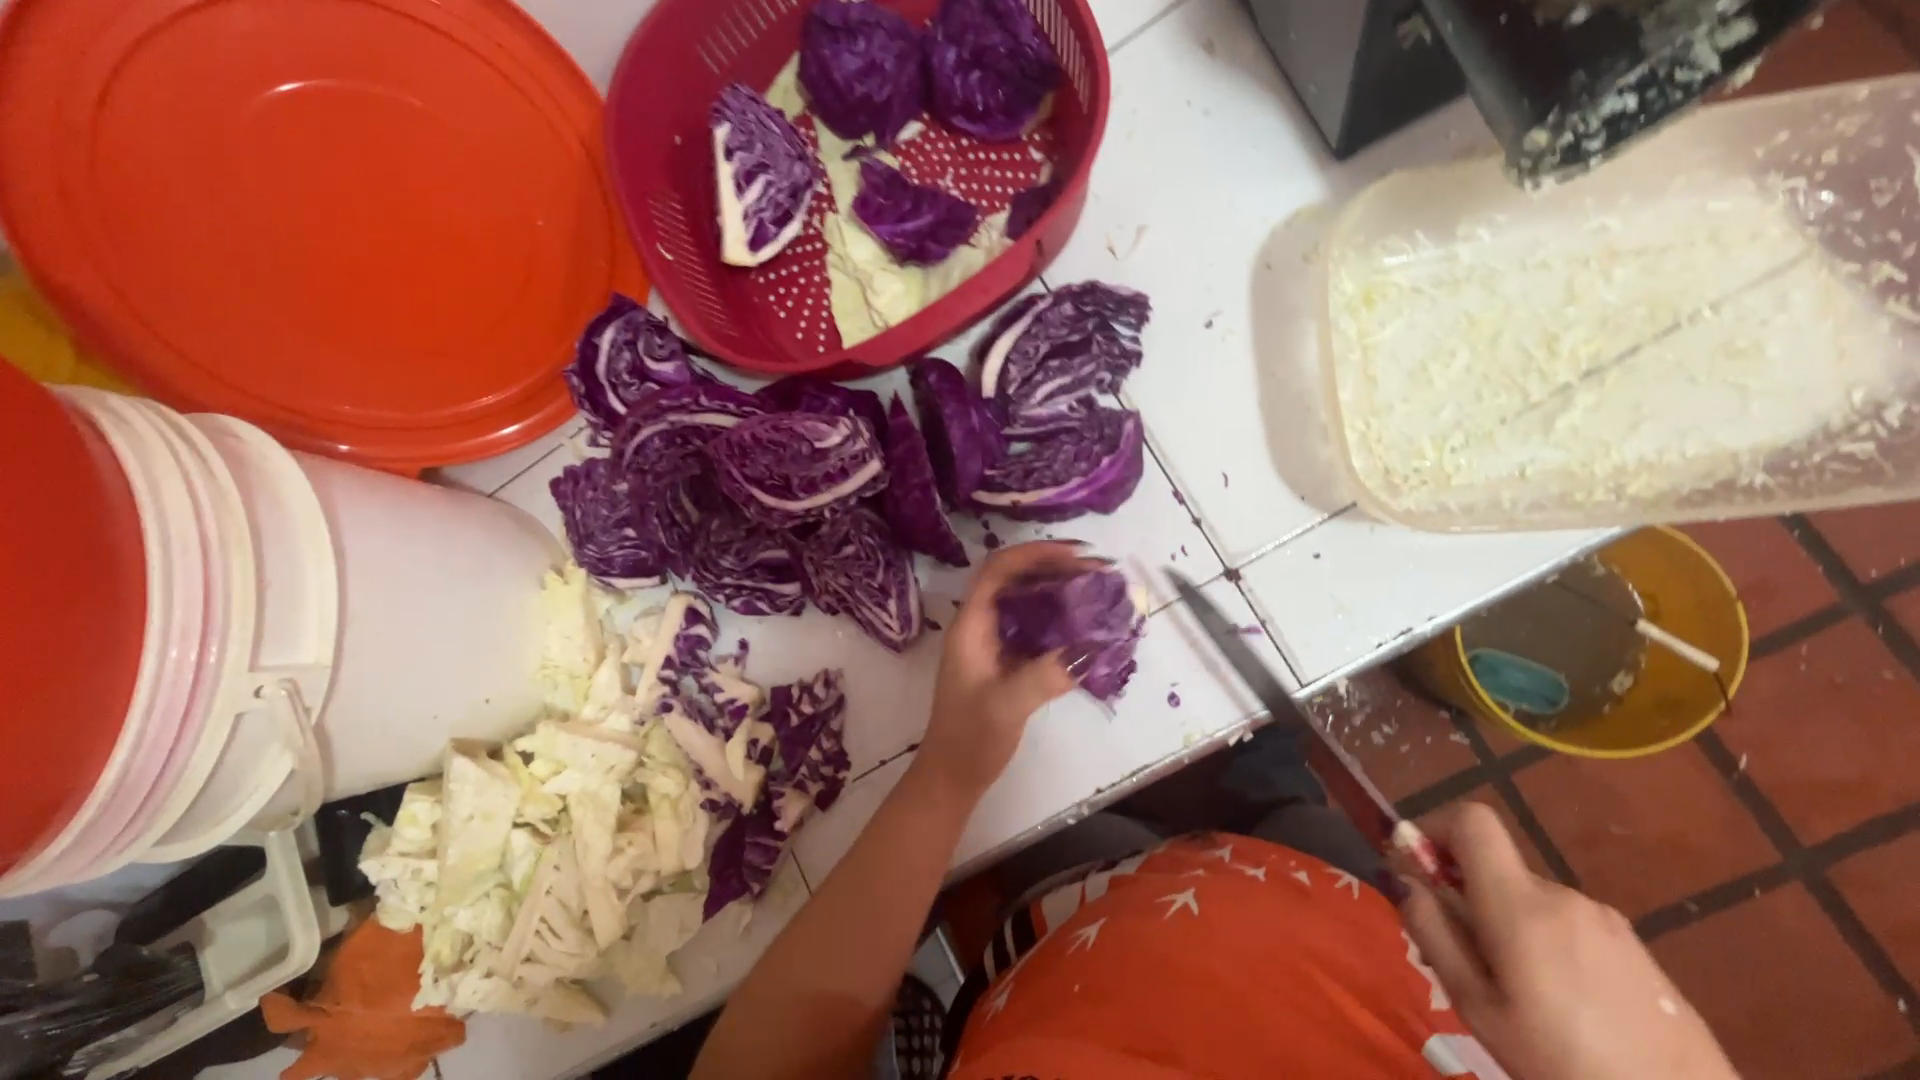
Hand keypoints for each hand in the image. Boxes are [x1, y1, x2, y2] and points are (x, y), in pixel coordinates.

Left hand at [914, 542, 1086, 800]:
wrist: (953, 776)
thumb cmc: (969, 738)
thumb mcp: (1005, 706)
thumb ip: (1044, 676)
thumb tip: (1090, 649)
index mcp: (971, 626)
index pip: (998, 571)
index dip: (1034, 554)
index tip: (1076, 555)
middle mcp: (981, 627)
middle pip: (1016, 581)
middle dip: (1055, 570)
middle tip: (1099, 572)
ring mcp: (994, 645)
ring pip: (1027, 603)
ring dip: (1059, 593)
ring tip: (1098, 592)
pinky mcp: (1007, 664)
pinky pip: (1035, 629)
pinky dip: (1060, 622)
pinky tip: (1088, 629)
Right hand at [1400, 803, 1736, 1079]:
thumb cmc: (1563, 1063)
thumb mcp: (1477, 1007)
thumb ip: (1434, 934)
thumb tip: (1404, 879)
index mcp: (1520, 904)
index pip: (1472, 820)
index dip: (1435, 829)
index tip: (1416, 869)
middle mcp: (1562, 895)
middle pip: (1496, 868)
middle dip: (1464, 896)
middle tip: (1456, 958)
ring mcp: (1603, 918)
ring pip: (1528, 900)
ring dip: (1504, 924)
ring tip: (1511, 992)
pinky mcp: (1631, 945)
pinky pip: (1565, 924)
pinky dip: (1542, 943)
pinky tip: (1559, 1002)